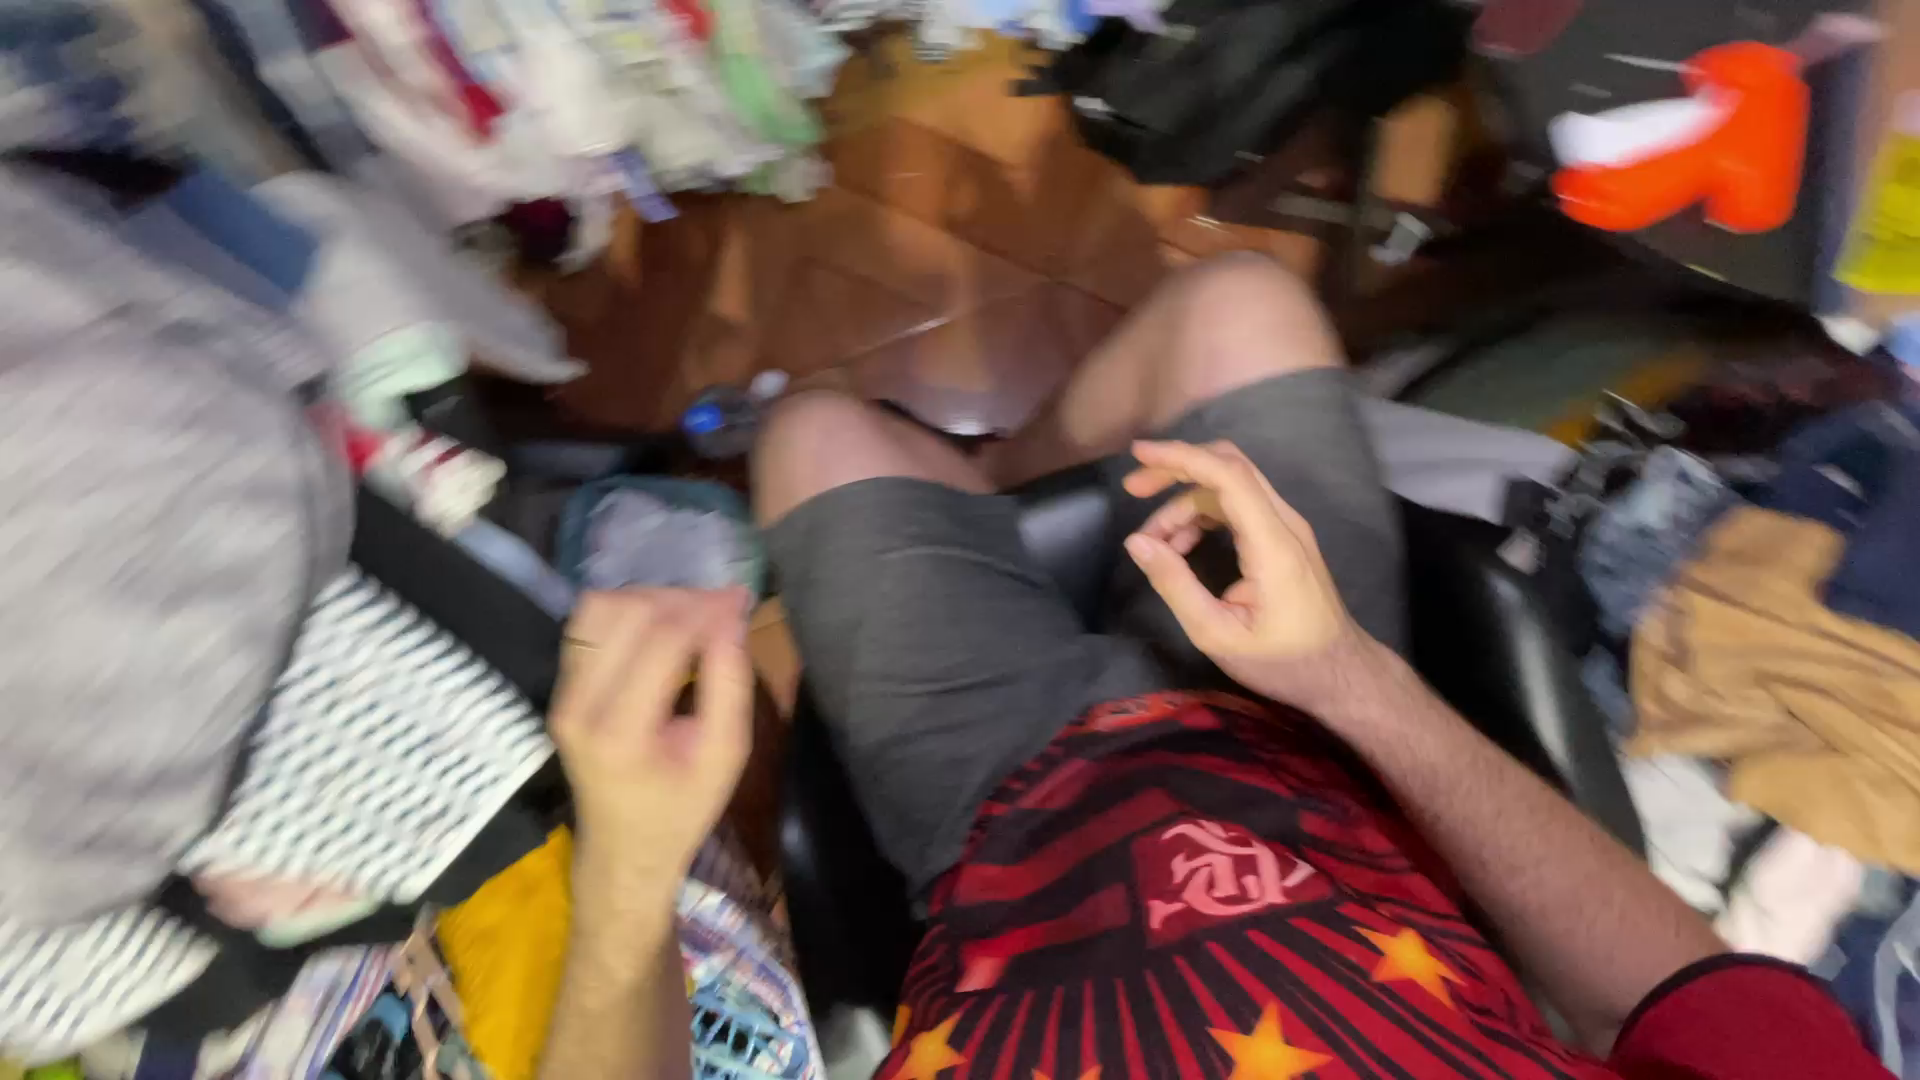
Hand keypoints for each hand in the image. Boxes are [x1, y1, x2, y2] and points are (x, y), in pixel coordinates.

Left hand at [551, 587, 754, 900]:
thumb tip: (732, 619)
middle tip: (723, 607)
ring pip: (600, 608)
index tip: (741, 600)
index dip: (705, 610)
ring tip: (693, 614)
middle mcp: (579, 705)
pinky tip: (661, 624)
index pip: (663, 640)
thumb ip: (730, 685)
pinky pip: (588, 622)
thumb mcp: (726, 756)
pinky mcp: (562, 686)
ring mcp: (563, 694)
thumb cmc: (682, 807)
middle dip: (683, 598)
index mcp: (621, 731)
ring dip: (654, 599)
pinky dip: (628, 609)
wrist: (623, 848)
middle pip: (628, 613)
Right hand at [1123, 439, 1376, 707]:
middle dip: (1176, 468)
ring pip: (1228, 486)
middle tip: (1133, 490)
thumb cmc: (1280, 661)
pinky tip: (1179, 547)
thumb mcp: (1216, 633)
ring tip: (1153, 543)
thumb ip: (1175, 584)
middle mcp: (1284, 522)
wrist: (1338, 674)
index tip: (1138, 454)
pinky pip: (1236, 506)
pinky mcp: (1281, 536)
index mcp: (1272, 543)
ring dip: (1183, 502)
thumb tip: (1136, 542)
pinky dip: (1200, 515)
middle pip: (1229, 465)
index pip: (1228, 475)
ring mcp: (1286, 526)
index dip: (1181, 457)